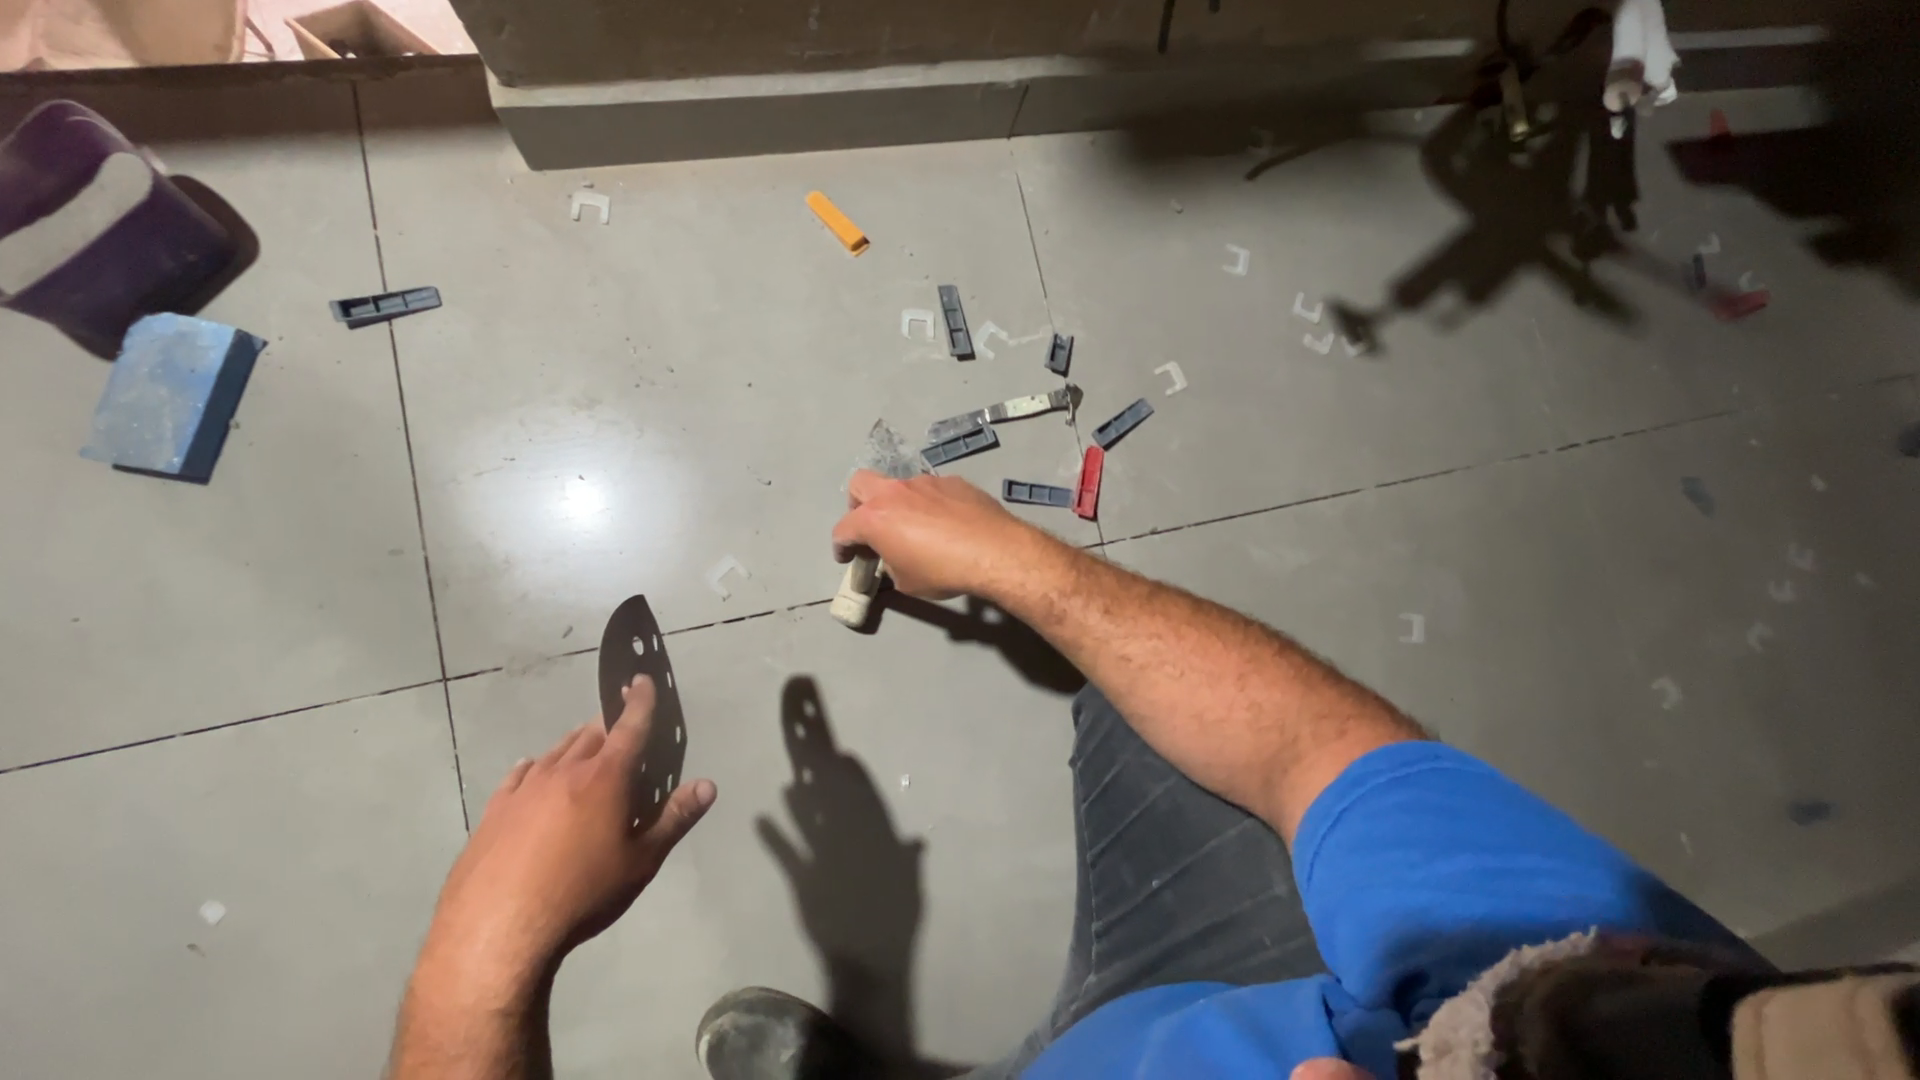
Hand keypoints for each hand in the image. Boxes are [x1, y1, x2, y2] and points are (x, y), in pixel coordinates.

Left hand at [417, 676, 716, 1000]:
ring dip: (574, 743)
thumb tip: (707, 785)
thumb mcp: (640, 862)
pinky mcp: (493, 812)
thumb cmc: (582, 894)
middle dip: (608, 725)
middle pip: (591, 735)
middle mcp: (563, 771)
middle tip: (618, 724)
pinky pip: (517, 775)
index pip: (630, 727)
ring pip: (555, 752)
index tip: (642, 680)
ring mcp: (523, 790)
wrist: (496, 931)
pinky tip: (530, 768)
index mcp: (605, 778)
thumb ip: (675, 819)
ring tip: (584, 743)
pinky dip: (533, 766)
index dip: (640, 702)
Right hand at [832, 470, 1044, 599]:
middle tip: (871, 527)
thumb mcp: (907, 581)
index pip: (843, 529)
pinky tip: (947, 523)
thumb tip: (895, 560)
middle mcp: (895, 492)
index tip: (847, 556)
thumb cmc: (943, 571)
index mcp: (875, 518)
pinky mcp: (953, 481)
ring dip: (899, 504)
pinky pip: (932, 490)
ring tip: (916, 527)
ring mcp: (925, 482)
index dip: (841, 546)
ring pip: (900, 485)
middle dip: (858, 505)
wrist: (994, 550)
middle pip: (860, 484)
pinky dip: (930, 504)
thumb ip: (892, 566)